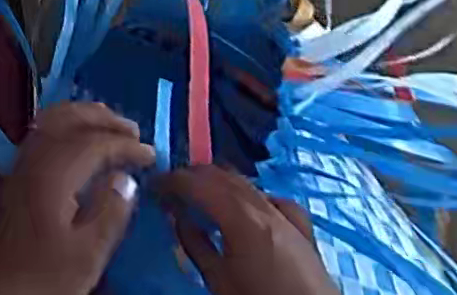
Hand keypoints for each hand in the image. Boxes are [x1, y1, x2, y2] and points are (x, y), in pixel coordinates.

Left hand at [0, 102, 154, 294]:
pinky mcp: (18, 167)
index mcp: (55, 170)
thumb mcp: (86, 255)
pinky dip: (67, 123)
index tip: (152, 154)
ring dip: (84, 115)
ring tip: (112, 125)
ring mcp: (24, 157)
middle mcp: (37, 153)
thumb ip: (109, 213)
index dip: (124, 144)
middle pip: (69, 117)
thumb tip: (126, 178)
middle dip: (102, 118)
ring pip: (54, 118)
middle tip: (134, 130)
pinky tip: (80, 137)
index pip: (93, 142)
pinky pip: (45, 128)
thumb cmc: (42, 272)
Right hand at [162, 165, 337, 294]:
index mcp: (238, 215)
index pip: (193, 181)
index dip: (168, 180)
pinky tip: (251, 209)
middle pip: (218, 174)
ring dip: (219, 183)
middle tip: (173, 193)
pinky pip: (275, 201)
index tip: (152, 187)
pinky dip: (256, 197)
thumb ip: (194, 244)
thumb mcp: (219, 281)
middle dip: (191, 177)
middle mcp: (261, 206)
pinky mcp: (304, 233)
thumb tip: (177, 218)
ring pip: (244, 182)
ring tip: (204, 198)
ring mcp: (285, 217)